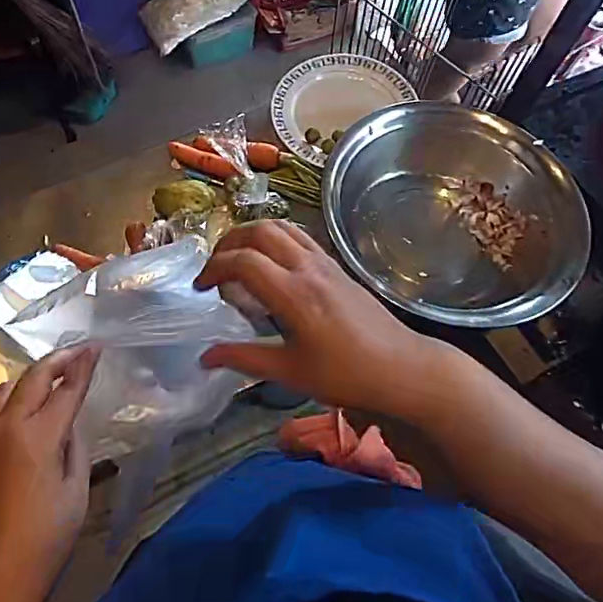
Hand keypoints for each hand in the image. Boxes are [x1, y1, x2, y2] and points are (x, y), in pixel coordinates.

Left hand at [0, 346, 100, 601]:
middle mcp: (8, 428)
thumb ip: (75, 449)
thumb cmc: (42, 543)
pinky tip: (31, 407)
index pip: (66, 388)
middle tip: (79, 352)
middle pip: (33, 378)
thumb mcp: (76, 493)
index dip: (83, 365)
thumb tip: (69, 425)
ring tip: (55, 376)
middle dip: (58, 360)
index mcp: (38, 436)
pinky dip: (17, 395)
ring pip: (9, 390)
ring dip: (33, 376)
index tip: (96, 346)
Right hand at [194, 220, 452, 419]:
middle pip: (259, 231)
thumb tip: (205, 356)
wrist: (401, 368)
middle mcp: (308, 268)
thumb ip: (245, 359)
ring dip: (252, 234)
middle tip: (214, 268)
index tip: (200, 288)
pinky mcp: (336, 265)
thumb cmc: (346, 375)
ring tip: (237, 259)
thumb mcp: (291, 373)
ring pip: (281, 226)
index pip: (243, 261)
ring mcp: (325, 262)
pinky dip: (275, 238)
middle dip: (228, 242)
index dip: (214, 268)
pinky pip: (299, 236)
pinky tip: (270, 264)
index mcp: (293, 294)